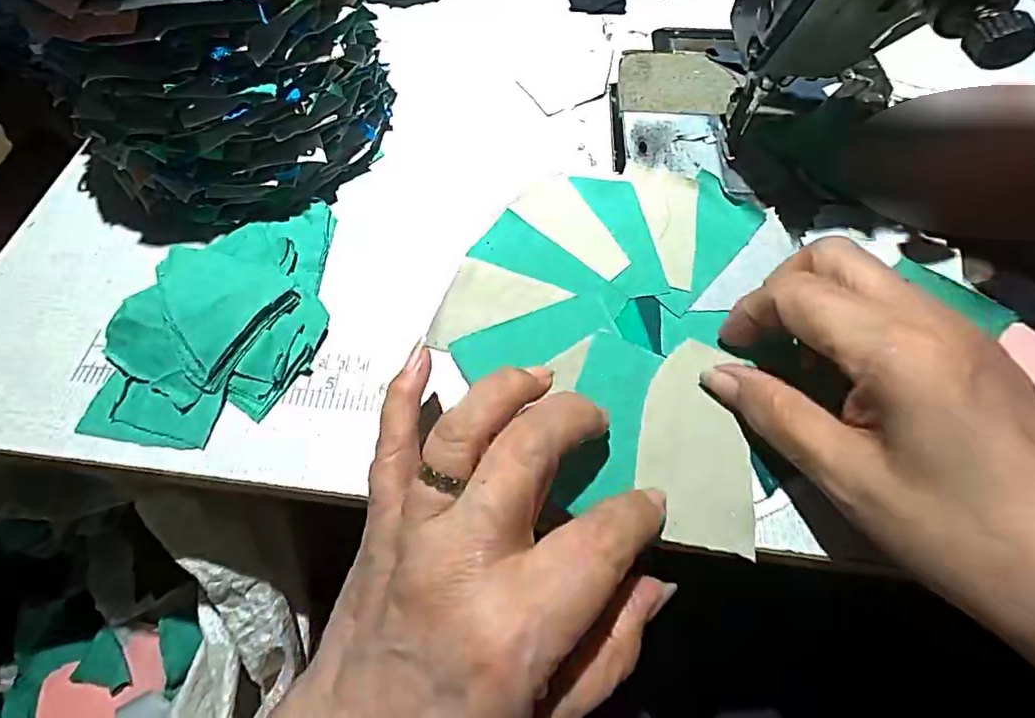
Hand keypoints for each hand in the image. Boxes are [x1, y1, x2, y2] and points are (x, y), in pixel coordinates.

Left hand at [282, 346, 673, 717]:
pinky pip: (387, 446)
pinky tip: (422, 354)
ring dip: (506, 390)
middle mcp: (462, 558)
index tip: (649, 504)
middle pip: (528, 451)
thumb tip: (655, 576)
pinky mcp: (379, 518)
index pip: (601, 538)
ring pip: (461, 430)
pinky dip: (401, 395)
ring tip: (542, 377)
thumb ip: (614, 648)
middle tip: (597, 421)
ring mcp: (413, 528)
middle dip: (575, 419)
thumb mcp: (554, 715)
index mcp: (515, 621)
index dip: (638, 513)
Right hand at [704, 237, 1034, 717]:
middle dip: (782, 285)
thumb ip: (778, 415)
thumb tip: (717, 374)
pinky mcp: (975, 340)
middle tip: (765, 343)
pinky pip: (896, 298)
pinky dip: (855, 314)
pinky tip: (857, 377)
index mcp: (893, 343)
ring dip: (820, 298)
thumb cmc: (962, 535)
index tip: (730, 353)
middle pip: (832, 253)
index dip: (750, 313)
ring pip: (866, 270)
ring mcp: (957, 320)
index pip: (797, 291)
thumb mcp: (853, 482)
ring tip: (806, 363)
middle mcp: (925, 311)